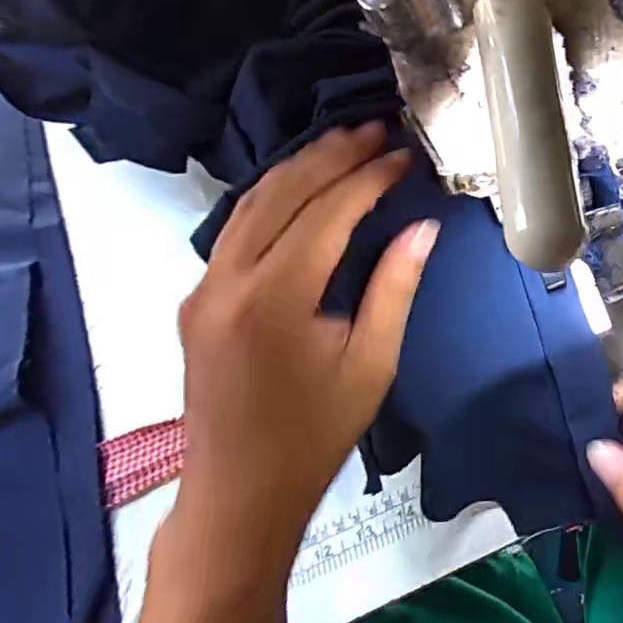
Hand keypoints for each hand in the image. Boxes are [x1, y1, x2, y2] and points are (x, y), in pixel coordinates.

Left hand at [175, 122, 438, 563]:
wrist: (239, 492)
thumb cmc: (315, 433)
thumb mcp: (372, 361)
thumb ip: (395, 286)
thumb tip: (423, 228)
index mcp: (274, 298)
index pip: (328, 213)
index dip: (370, 179)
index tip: (404, 155)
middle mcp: (227, 281)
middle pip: (283, 194)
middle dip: (333, 156)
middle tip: (376, 129)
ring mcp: (204, 287)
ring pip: (251, 203)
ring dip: (300, 167)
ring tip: (345, 143)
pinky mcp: (199, 297)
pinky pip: (237, 227)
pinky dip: (275, 195)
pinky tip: (303, 184)